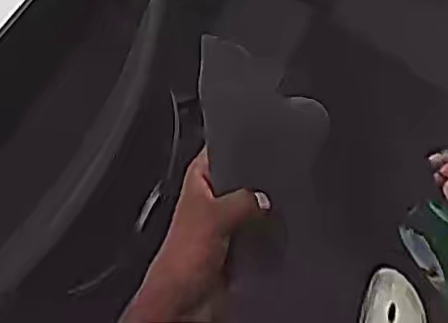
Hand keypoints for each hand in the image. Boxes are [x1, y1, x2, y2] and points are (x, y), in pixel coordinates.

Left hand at [121, 149, 269, 321]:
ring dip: (258, 213)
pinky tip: (266, 235)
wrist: (182, 303)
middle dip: (254, 185)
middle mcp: (211, 195)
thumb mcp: (216, 217)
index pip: (223, 147)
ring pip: (250, 206)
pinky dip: (261, 234)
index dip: (239, 144)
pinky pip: (256, 231)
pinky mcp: (234, 243)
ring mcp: (223, 220)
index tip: (261, 144)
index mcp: (199, 177)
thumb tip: (264, 196)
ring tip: (265, 215)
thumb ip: (244, 200)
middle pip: (241, 178)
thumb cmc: (182, 259)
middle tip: (266, 188)